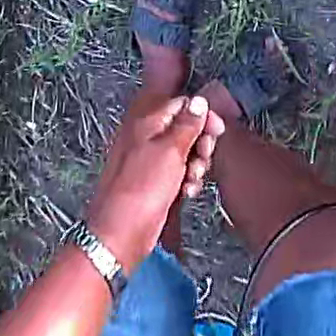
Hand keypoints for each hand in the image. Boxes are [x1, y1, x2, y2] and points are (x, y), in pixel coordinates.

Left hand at [85, 94, 222, 270]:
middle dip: (200, 144)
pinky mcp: (152, 180)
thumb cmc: (141, 192)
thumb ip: (187, 124)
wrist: (120, 234)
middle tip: (201, 159)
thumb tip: (199, 101)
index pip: (182, 104)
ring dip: (195, 165)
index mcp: (147, 123)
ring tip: (191, 179)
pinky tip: (185, 191)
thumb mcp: (171, 151)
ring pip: (184, 152)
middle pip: (185, 128)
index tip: (214, 132)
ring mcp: (148, 159)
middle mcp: (146, 137)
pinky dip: (185, 180)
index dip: (202, 117)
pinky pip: (176, 172)